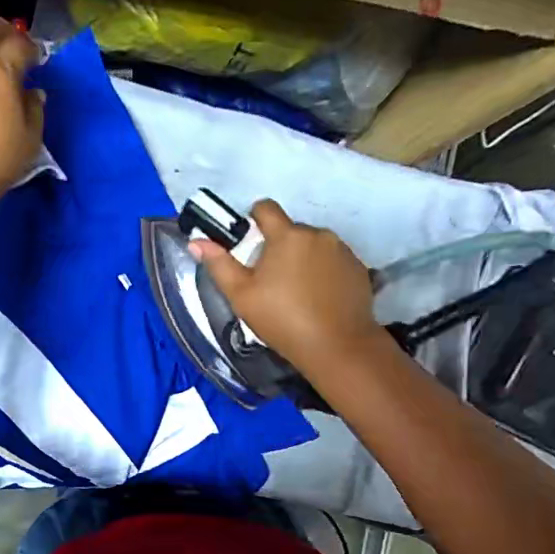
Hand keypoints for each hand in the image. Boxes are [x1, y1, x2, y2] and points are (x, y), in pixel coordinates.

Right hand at [190, 200, 386, 374]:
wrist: (336, 345)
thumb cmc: (282, 319)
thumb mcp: (241, 296)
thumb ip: (219, 265)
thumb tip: (196, 242)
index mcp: (287, 236)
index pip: (266, 208)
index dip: (254, 219)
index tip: (249, 242)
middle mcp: (318, 234)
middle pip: (291, 231)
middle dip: (279, 247)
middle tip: (270, 281)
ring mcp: (342, 250)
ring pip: (314, 246)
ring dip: (303, 259)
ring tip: (297, 292)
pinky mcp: (358, 268)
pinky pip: (333, 261)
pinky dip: (323, 273)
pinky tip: (318, 298)